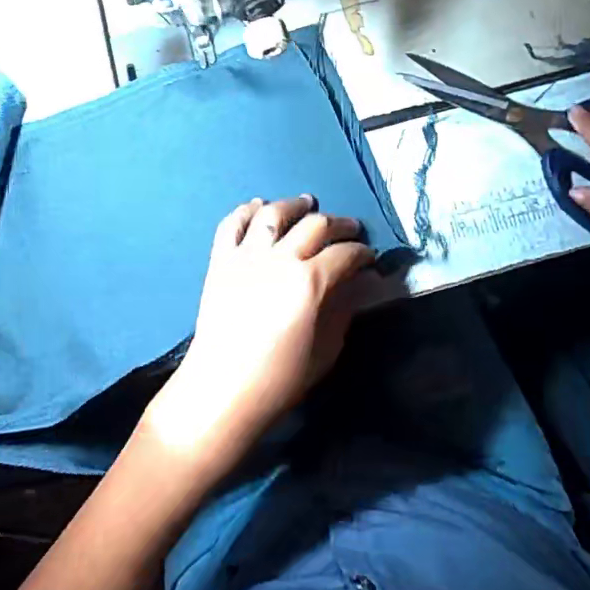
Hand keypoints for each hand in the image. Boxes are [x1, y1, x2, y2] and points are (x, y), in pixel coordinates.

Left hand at [139, 196, 376, 479]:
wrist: (223, 387)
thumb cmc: (280, 377)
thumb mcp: (326, 348)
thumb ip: (343, 309)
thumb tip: (360, 283)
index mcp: (310, 282)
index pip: (345, 254)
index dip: (362, 252)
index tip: (369, 258)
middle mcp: (279, 259)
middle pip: (315, 225)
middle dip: (339, 224)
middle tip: (350, 229)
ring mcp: (246, 256)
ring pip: (273, 214)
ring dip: (294, 205)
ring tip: (306, 203)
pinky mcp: (220, 260)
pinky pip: (232, 224)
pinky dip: (246, 210)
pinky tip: (258, 205)